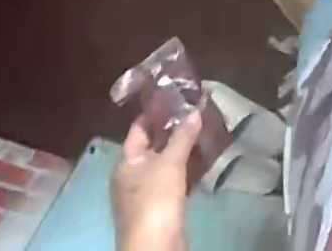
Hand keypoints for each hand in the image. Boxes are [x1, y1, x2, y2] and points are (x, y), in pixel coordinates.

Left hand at [111, 109, 201, 250]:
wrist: (155, 250)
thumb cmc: (155, 200)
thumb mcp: (170, 162)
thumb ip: (183, 135)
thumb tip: (195, 109)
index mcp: (126, 163)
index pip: (139, 128)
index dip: (156, 111)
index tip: (178, 95)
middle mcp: (132, 176)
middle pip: (154, 145)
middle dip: (175, 129)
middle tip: (198, 110)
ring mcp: (146, 193)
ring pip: (166, 162)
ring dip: (184, 148)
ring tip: (205, 129)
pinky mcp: (161, 207)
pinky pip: (174, 179)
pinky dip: (187, 168)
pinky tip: (205, 159)